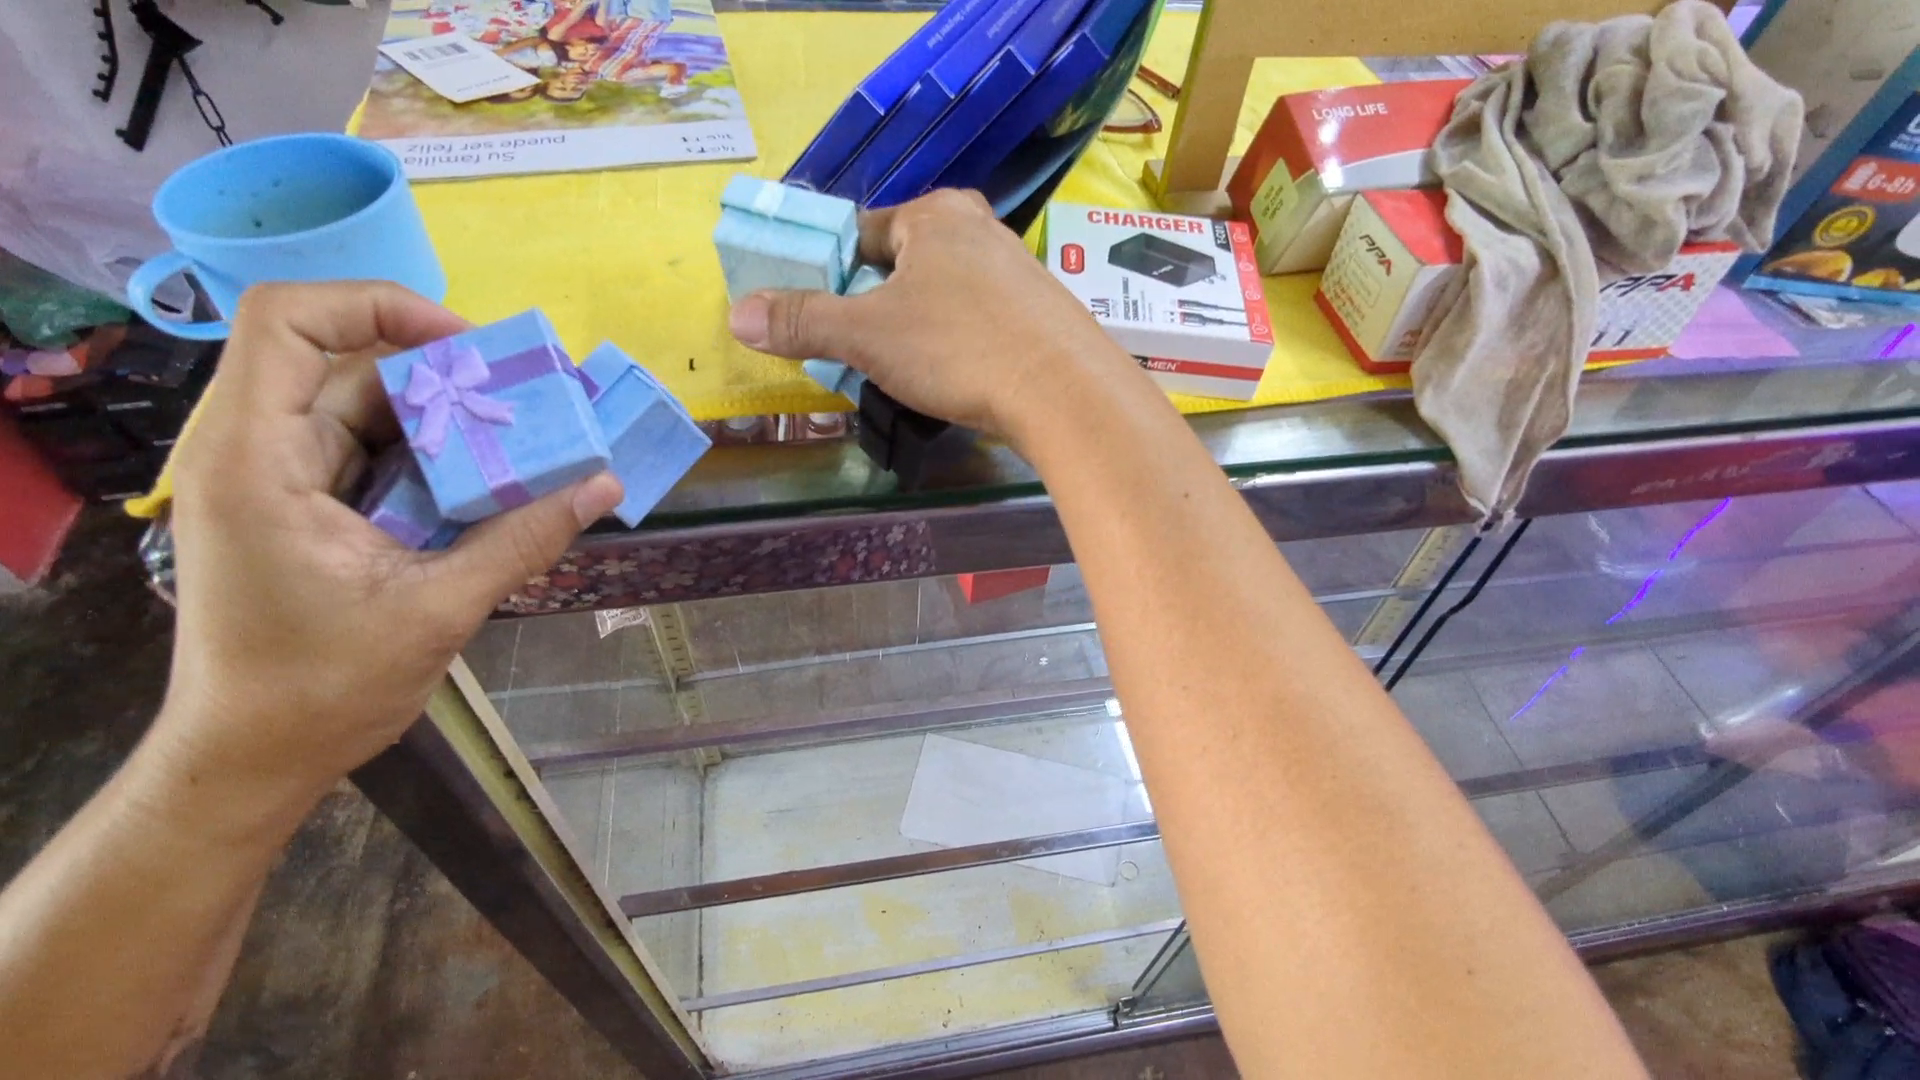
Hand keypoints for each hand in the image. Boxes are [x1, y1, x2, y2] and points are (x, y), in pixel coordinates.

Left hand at [155, 283, 622, 810]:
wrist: (254, 756)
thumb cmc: (324, 688)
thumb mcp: (438, 609)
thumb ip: (523, 540)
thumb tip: (603, 486)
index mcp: (255, 461)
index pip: (288, 321)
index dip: (378, 306)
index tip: (466, 347)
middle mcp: (251, 452)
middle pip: (342, 363)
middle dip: (440, 372)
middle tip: (522, 399)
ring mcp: (274, 479)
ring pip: (363, 409)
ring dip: (444, 418)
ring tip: (519, 440)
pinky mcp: (299, 507)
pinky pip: (370, 453)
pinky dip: (431, 457)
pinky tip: (486, 482)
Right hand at [726, 189, 1137, 441]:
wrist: (1064, 393)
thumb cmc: (958, 348)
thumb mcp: (866, 335)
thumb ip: (801, 320)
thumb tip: (737, 314)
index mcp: (934, 215)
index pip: (860, 233)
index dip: (830, 273)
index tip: (818, 317)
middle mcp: (978, 228)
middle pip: (902, 264)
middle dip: (874, 305)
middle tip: (858, 351)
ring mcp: (1016, 269)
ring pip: (941, 294)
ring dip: (915, 327)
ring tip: (905, 371)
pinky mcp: (1039, 311)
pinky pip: (977, 319)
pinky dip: (956, 343)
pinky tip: (956, 376)